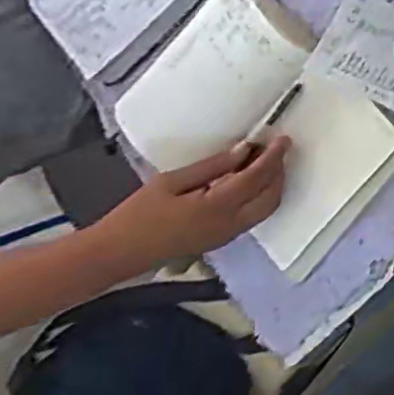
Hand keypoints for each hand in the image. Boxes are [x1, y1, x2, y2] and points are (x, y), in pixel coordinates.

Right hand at [89, 135, 290, 272]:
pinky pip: (255, 215)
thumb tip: (245, 149)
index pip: (257, 177)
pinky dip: (262, 196)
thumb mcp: (170, 182)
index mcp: (216, 208)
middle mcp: (231, 223)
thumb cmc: (134, 216)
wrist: (110, 256)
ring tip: (265, 162)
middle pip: (271, 194)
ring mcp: (229, 235)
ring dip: (273, 184)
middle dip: (278, 171)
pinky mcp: (223, 240)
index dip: (273, 156)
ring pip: (267, 207)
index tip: (283, 139)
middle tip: (274, 150)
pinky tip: (251, 182)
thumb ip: (213, 166)